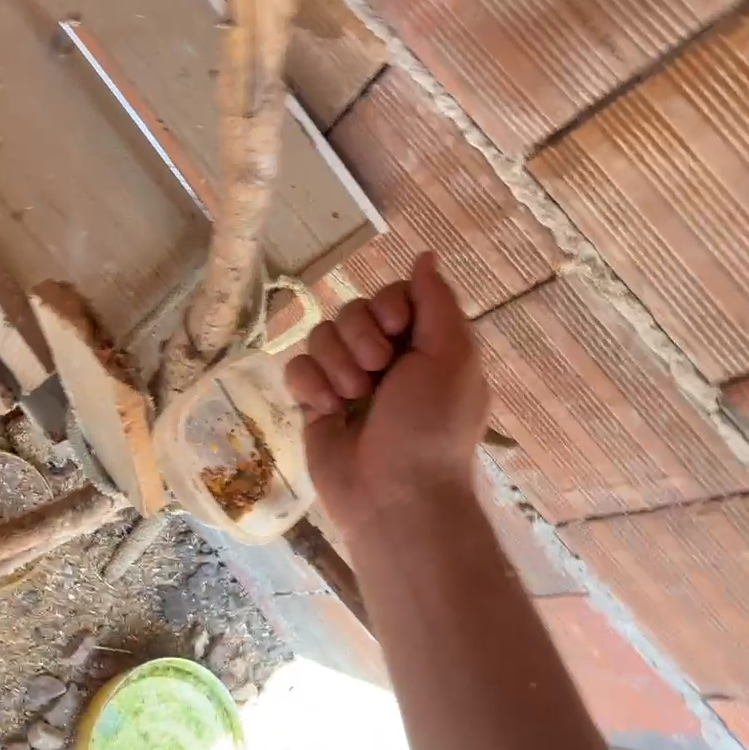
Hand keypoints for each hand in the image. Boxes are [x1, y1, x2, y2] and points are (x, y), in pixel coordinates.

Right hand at [285, 252, 490, 534]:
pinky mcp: (314, 402)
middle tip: (376, 373)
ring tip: (352, 400)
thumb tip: (426, 255)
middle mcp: (384, 358)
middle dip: (358, 339)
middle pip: (352, 311)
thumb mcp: (452, 357)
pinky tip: (325, 410)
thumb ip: (437, 302)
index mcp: (423, 345)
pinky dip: (308, 385)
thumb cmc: (431, 426)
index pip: (392, 294)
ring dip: (335, 366)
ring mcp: (346, 379)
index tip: (395, 332)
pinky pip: (296, 367)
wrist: (393, 495)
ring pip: (320, 336)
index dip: (386, 306)